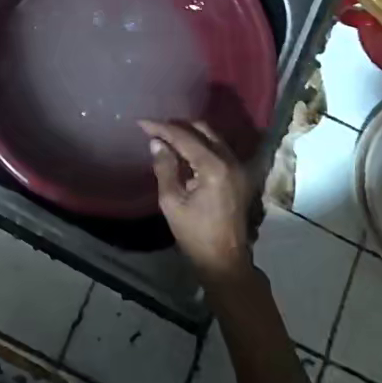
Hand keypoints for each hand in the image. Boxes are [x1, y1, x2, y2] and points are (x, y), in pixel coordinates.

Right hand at [140, 120, 254, 285]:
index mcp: (214, 167)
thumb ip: (165, 168)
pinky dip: (201, 145)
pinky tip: (184, 152)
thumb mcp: (172, 202)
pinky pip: (219, 149)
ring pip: (213, 137)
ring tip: (166, 138)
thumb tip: (157, 143)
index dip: (162, 128)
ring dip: (190, 135)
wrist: (224, 259)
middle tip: (154, 130)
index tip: (142, 123)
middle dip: (177, 126)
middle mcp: (230, 160)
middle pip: (203, 130)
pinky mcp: (240, 174)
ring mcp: (238, 167)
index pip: (184, 137)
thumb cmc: (195, 234)